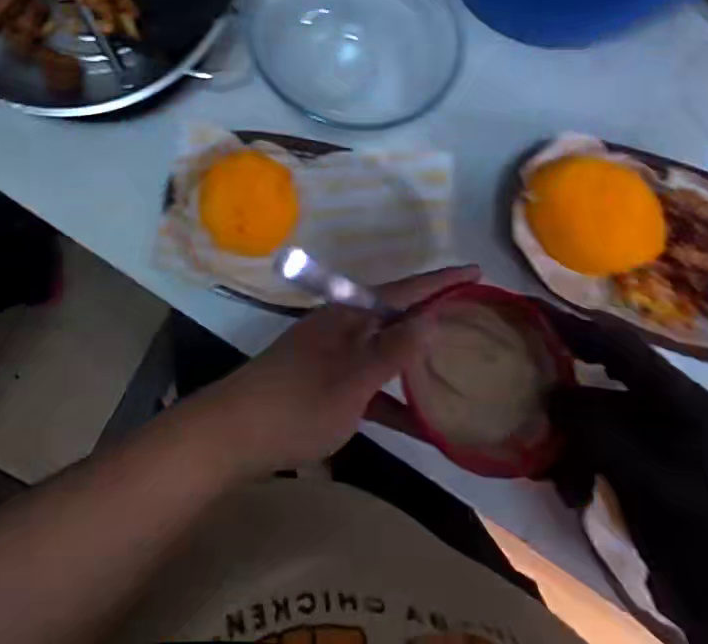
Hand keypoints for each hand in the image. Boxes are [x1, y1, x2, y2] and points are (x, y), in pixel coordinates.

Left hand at [192, 265, 480, 477]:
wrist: (229, 437)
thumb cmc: (296, 404)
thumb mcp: (352, 381)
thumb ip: (393, 350)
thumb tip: (433, 317)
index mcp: (350, 314)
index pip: (407, 289)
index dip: (443, 280)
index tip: (478, 271)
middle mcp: (344, 326)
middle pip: (399, 314)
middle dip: (435, 312)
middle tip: (474, 312)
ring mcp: (334, 355)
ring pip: (387, 350)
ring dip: (418, 356)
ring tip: (455, 359)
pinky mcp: (326, 383)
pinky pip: (370, 384)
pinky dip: (393, 398)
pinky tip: (420, 424)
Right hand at [540, 306, 707, 643]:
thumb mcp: (652, 489)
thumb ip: (601, 437)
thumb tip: (555, 395)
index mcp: (693, 406)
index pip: (630, 351)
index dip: (582, 330)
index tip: (538, 317)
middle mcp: (686, 419)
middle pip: (616, 394)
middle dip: (573, 412)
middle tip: (535, 429)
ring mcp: (681, 452)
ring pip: (615, 432)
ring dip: (580, 452)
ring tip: (561, 488)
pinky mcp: (674, 483)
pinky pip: (625, 461)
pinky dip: (597, 472)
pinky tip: (579, 497)